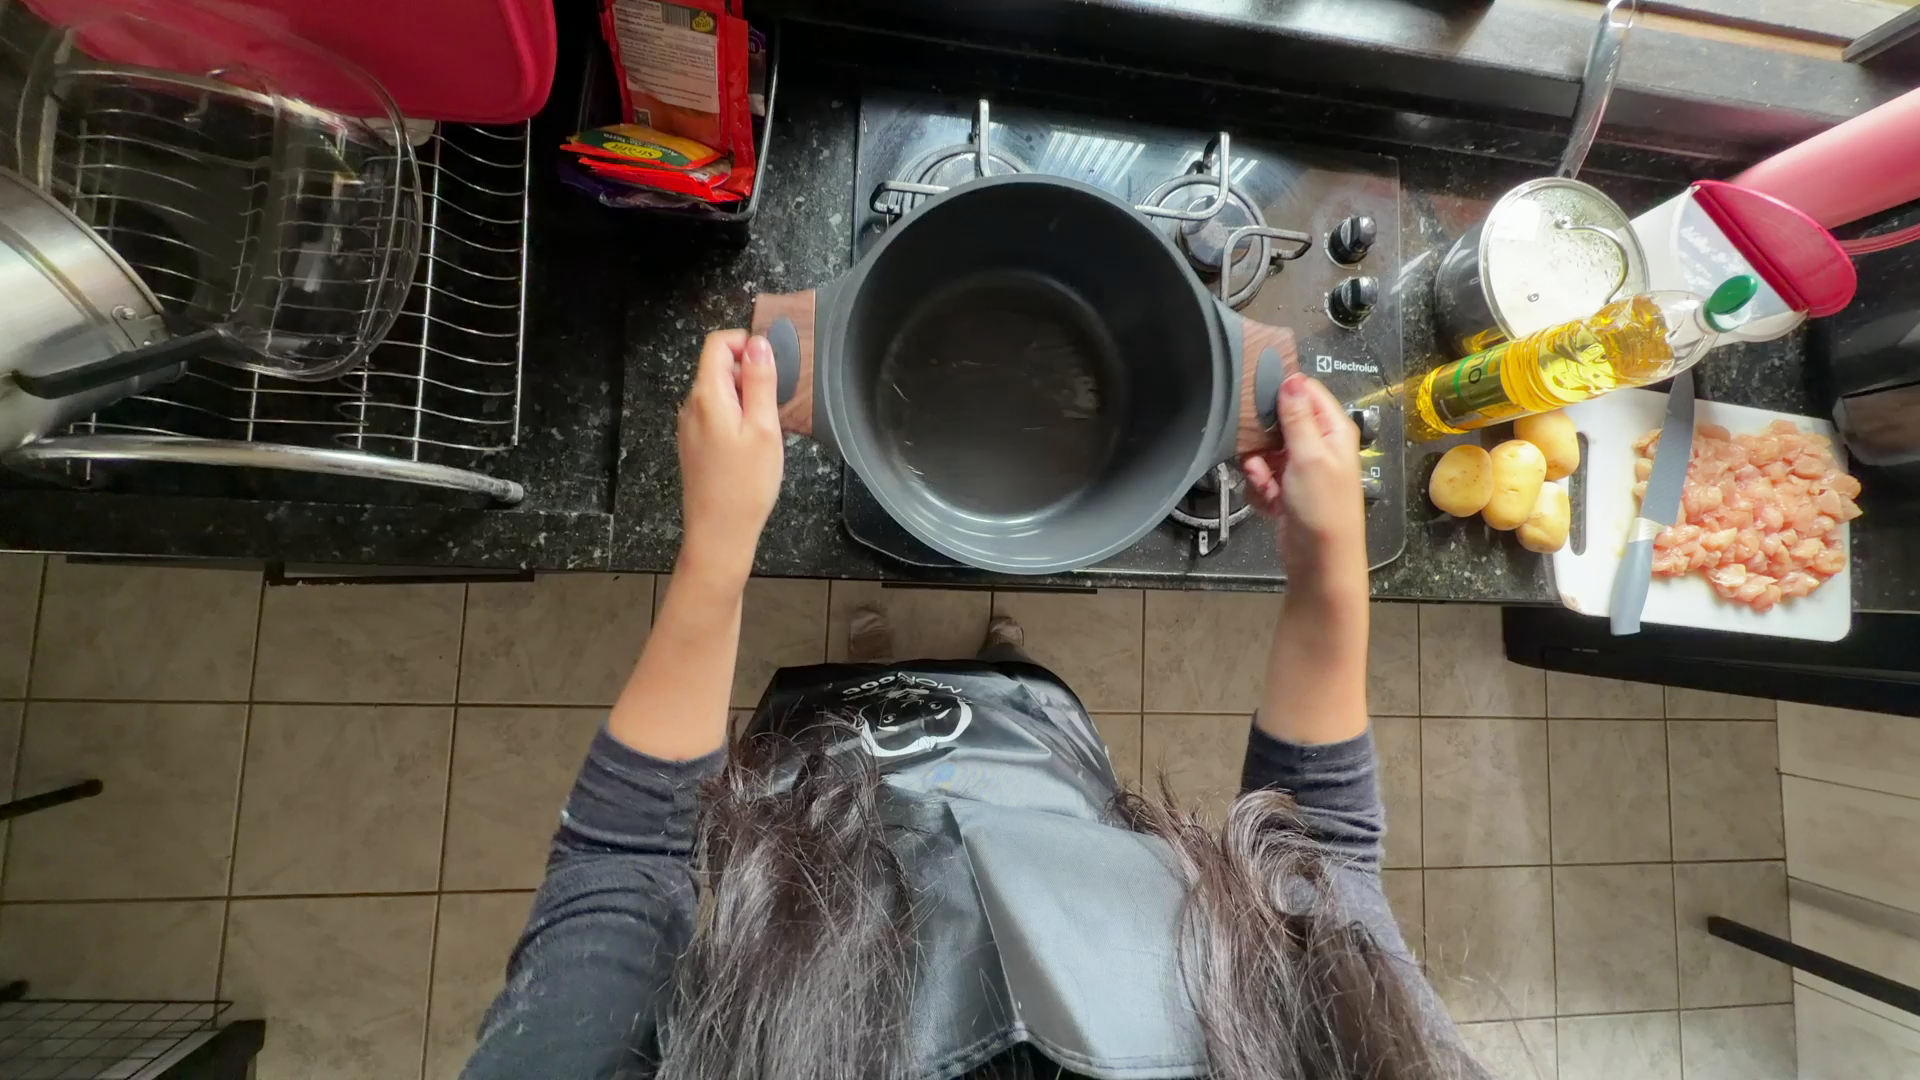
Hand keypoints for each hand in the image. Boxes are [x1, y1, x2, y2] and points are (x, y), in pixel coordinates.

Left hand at [677, 330, 783, 580]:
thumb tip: (759, 344)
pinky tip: (753, 446)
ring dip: (746, 399)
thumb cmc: (746, 484)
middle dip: (750, 375)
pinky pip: (716, 415)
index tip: (772, 363)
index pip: (718, 344)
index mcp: (707, 395)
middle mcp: (692, 405)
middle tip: (776, 405)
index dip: (746, 343)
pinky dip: (737, 418)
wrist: (719, 532)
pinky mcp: (694, 445)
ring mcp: (690, 426)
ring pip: (719, 393)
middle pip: (718, 368)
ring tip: (767, 430)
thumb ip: (761, 382)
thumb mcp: (764, 428)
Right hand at [1241, 373, 1367, 589]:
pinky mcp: (1285, 488)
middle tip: (1259, 456)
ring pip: (1264, 452)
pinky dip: (1260, 489)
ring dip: (1258, 469)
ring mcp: (1300, 468)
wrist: (1319, 557)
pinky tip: (1269, 502)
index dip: (1280, 395)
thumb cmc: (1323, 508)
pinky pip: (1261, 477)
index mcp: (1332, 430)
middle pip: (1278, 423)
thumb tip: (1291, 380)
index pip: (1305, 393)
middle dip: (1261, 441)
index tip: (1257, 403)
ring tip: (1266, 485)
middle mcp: (1318, 445)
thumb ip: (1297, 417)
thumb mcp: (1309, 456)